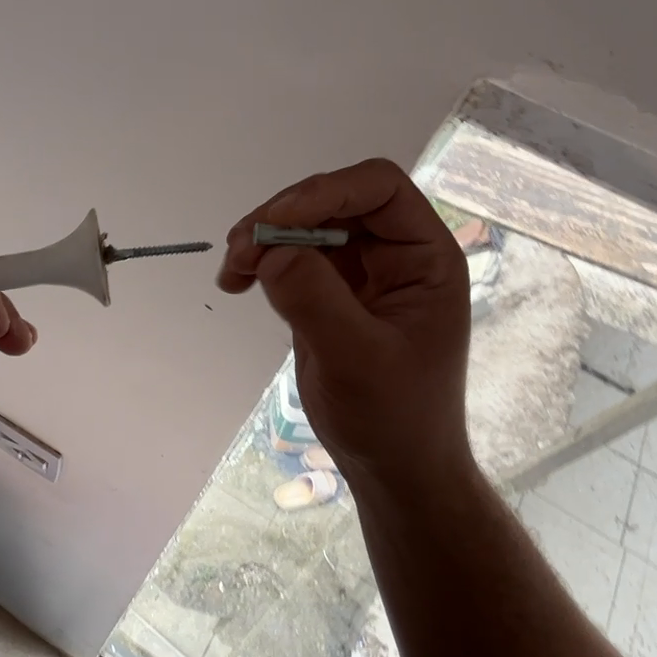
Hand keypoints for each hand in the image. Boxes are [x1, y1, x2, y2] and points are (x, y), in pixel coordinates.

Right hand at [218, 159, 471, 478]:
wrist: (392, 467)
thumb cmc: (393, 417)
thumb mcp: (357, 359)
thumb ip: (316, 300)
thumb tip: (270, 252)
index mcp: (424, 257)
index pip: (379, 189)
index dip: (325, 192)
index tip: (274, 221)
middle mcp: (395, 256)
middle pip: (335, 202)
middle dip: (284, 217)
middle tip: (238, 252)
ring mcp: (360, 275)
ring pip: (306, 227)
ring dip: (264, 239)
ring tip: (231, 272)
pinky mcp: (329, 295)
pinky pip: (292, 259)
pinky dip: (260, 263)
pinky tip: (236, 284)